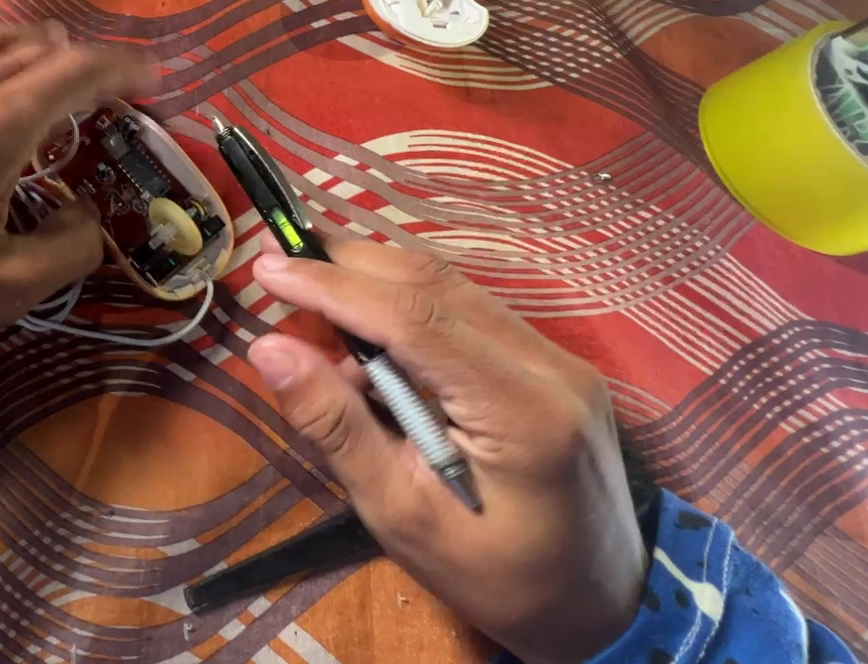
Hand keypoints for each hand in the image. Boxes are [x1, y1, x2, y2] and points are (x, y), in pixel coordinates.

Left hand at [0, 25, 154, 337]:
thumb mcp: (7, 286)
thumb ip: (69, 250)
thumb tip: (88, 219)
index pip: (75, 73)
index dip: (120, 68)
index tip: (151, 75)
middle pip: (33, 52)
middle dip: (80, 61)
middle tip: (104, 84)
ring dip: (24, 41)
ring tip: (48, 50)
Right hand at [245, 238, 645, 663]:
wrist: (601, 608)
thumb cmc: (493, 575)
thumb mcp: (399, 513)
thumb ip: (334, 425)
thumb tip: (267, 348)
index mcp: (520, 413)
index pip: (413, 319)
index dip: (332, 286)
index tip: (266, 270)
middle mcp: (548, 365)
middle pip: (429, 282)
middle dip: (343, 263)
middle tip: (276, 260)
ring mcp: (555, 355)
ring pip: (445, 282)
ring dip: (367, 273)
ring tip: (305, 281)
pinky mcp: (545, 356)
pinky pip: (460, 302)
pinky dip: (396, 297)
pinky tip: (359, 320)